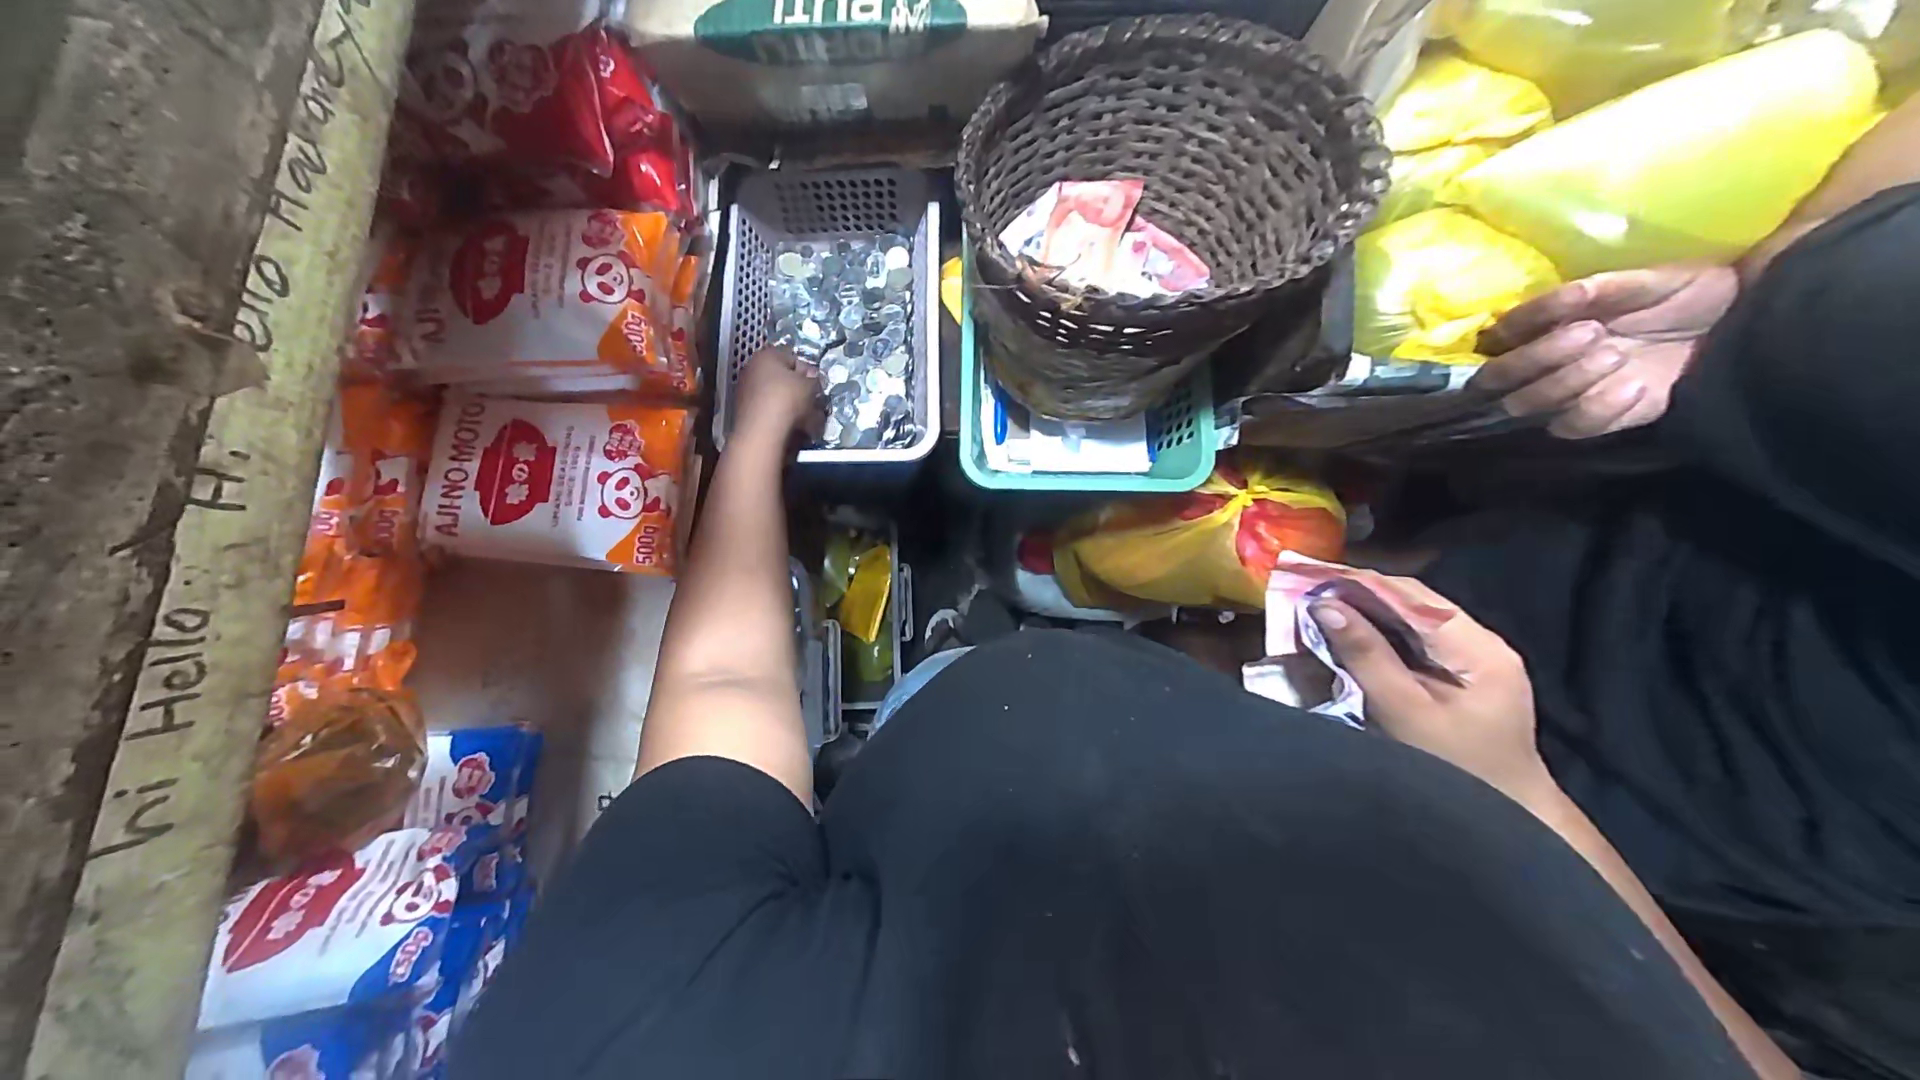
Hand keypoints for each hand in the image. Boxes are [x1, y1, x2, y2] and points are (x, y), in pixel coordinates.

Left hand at [733, 346, 822, 443]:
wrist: (762, 432)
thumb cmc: (787, 400)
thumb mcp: (811, 386)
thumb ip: (814, 379)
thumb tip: (812, 379)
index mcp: (765, 355)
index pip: (793, 358)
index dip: (808, 371)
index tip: (816, 385)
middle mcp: (751, 368)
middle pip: (782, 377)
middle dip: (798, 389)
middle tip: (811, 401)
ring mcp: (745, 390)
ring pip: (776, 395)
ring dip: (790, 404)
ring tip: (804, 418)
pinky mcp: (744, 411)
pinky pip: (769, 410)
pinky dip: (779, 416)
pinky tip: (790, 426)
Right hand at [1310, 576, 1557, 807]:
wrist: (1509, 820)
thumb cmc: (1457, 770)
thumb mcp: (1405, 712)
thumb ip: (1366, 657)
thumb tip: (1324, 606)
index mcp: (1479, 649)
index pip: (1413, 597)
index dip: (1361, 584)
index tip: (1312, 581)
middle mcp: (1480, 643)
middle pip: (1413, 602)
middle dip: (1359, 595)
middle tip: (1308, 593)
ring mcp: (1473, 657)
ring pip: (1410, 617)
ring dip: (1365, 611)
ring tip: (1320, 609)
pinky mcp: (1459, 673)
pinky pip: (1412, 638)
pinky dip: (1377, 631)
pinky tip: (1348, 634)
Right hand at [1472, 265, 1738, 438]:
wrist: (1745, 324)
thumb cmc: (1688, 296)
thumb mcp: (1649, 280)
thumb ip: (1603, 289)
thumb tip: (1567, 295)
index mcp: (1541, 330)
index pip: (1496, 338)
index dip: (1514, 327)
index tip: (1568, 303)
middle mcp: (1540, 366)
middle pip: (1493, 380)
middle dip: (1534, 358)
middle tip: (1590, 333)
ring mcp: (1563, 395)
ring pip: (1525, 404)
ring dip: (1565, 381)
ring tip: (1616, 356)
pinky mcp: (1595, 420)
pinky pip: (1571, 426)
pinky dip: (1597, 408)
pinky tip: (1635, 387)